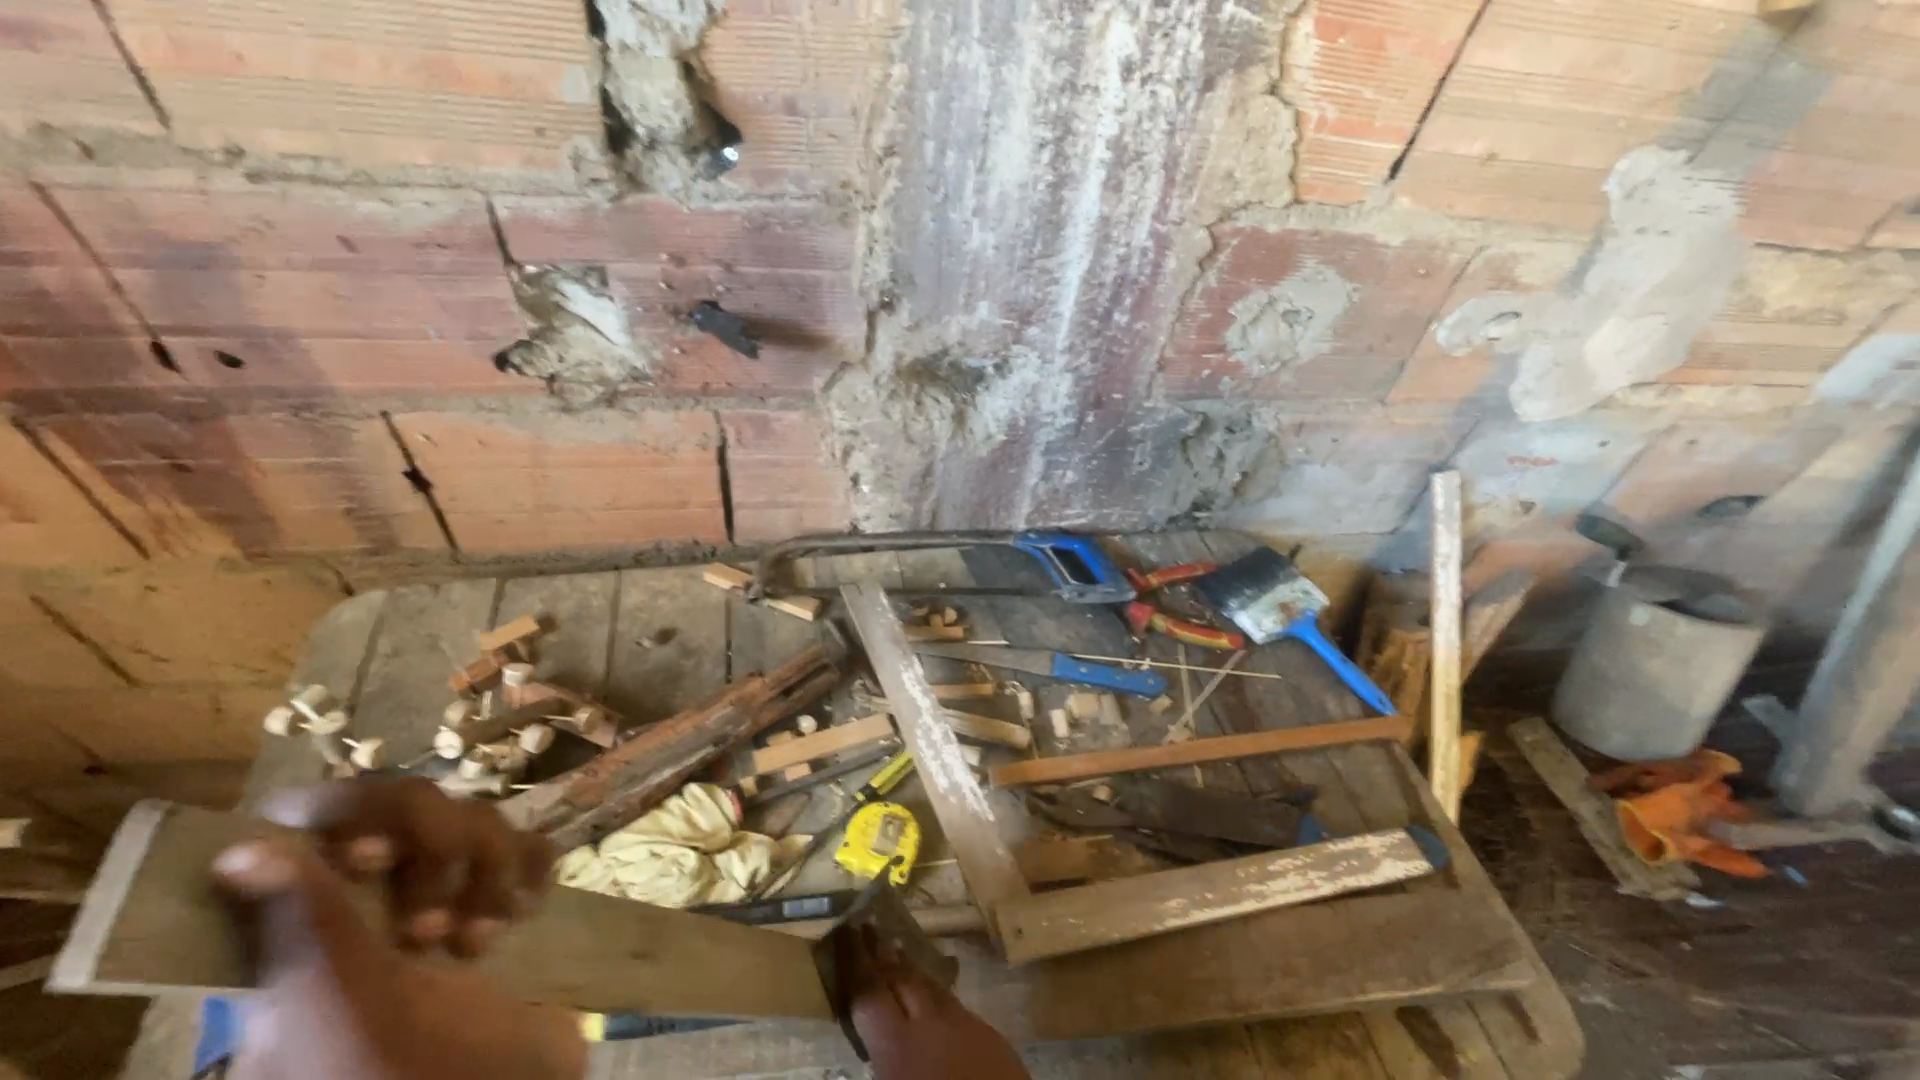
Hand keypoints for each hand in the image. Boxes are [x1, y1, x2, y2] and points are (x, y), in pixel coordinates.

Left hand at [211, 777, 585, 1079]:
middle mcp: (373, 894)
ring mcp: (448, 894)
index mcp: (307, 920)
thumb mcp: (340, 1015)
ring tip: (477, 942)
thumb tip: (239, 850)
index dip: (349, 815)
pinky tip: (521, 911)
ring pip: (473, 818)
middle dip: (433, 855)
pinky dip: (529, 866)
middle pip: (407, 805)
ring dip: (486, 869)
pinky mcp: (507, 901)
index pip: (312, 817)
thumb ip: (302, 930)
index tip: (370, 859)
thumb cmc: (407, 1075)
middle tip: (429, 930)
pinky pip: (527, 844)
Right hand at [840, 925, 1029, 1079]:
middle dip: (880, 952)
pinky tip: (934, 996)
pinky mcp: (990, 1036)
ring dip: (910, 968)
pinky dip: (936, 991)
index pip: (868, 992)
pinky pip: (954, 1003)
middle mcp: (930, 1025)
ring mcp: (965, 1026)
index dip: (854, 960)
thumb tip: (868, 1046)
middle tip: (866, 926)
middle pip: (901, 978)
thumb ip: (878, 1063)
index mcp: (897, 1046)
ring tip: (895, 950)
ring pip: (931, 986)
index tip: (844, 930)